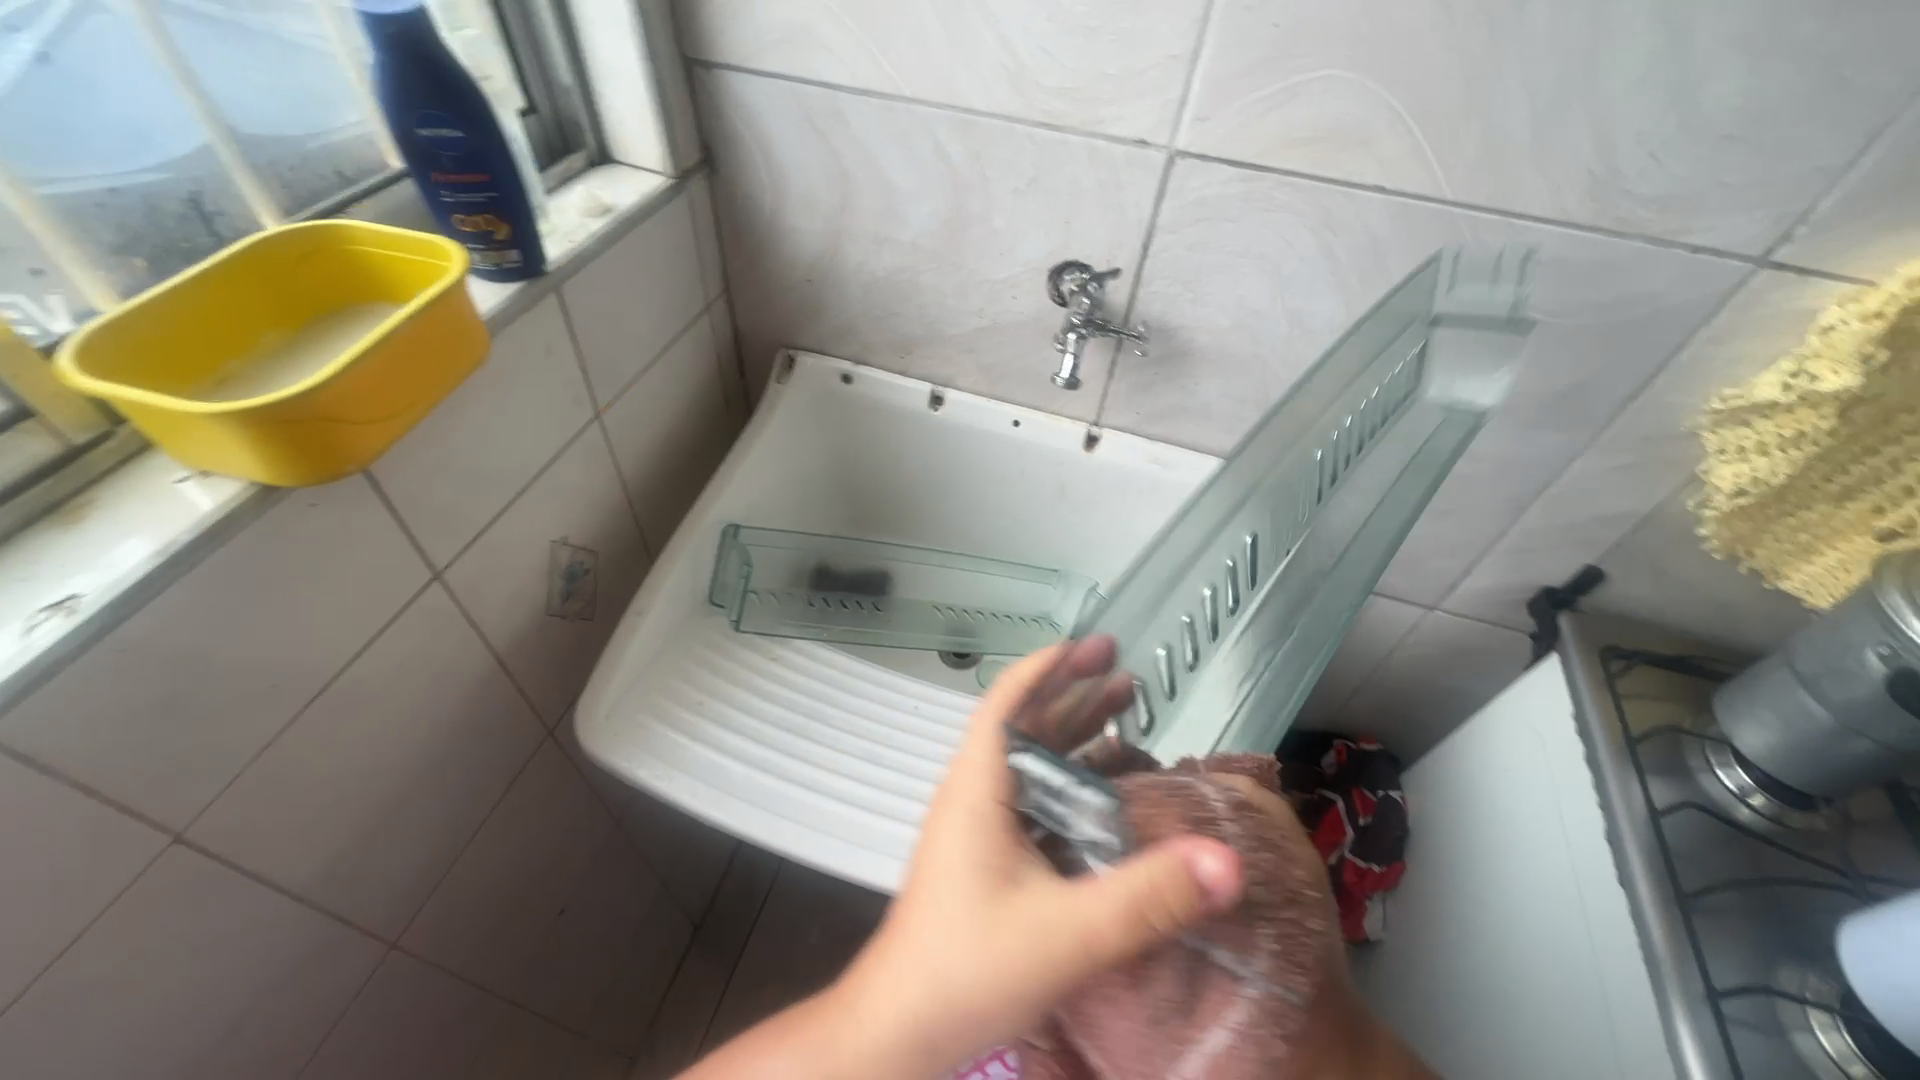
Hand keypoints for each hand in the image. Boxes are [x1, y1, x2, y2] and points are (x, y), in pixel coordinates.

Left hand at [829, 636, 1245, 1076]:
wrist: (902, 1029)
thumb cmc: (966, 969)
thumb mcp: (1068, 932)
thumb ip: (1149, 897)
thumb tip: (1227, 862)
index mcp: (978, 789)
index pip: (1007, 702)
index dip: (1048, 667)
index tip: (1090, 644)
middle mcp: (974, 797)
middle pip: (1024, 726)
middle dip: (1073, 693)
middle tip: (1124, 670)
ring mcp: (977, 830)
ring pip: (1029, 763)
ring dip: (1073, 735)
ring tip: (1124, 713)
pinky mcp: (986, 861)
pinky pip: (1033, 801)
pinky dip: (1069, 782)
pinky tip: (1106, 794)